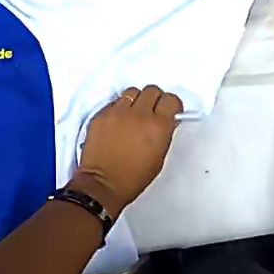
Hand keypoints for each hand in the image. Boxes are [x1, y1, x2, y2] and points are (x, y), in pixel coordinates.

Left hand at [69, 85, 183, 214]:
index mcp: (158, 126)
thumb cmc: (133, 177)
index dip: (171, 104)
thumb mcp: (159, 156)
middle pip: (151, 90)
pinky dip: (119, 108)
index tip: (170, 109)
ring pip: (132, 92)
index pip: (170, 99)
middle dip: (155, 98)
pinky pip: (114, 102)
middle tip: (153, 109)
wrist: (103, 183)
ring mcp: (117, 113)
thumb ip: (164, 133)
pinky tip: (119, 121)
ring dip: (136, 100)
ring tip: (134, 113)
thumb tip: (165, 121)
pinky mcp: (101, 115)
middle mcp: (139, 114)